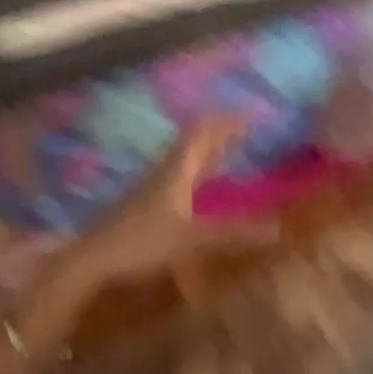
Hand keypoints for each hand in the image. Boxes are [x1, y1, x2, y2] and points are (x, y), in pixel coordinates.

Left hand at [59, 118, 280, 288]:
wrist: (95, 257)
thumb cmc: (143, 242)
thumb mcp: (192, 239)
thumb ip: (233, 233)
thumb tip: (277, 227)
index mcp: (177, 169)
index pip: (203, 131)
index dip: (227, 121)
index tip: (252, 116)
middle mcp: (166, 170)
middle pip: (194, 140)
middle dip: (220, 132)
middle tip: (247, 131)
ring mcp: (154, 185)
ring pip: (185, 157)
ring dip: (208, 150)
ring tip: (230, 152)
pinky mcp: (147, 201)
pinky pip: (180, 174)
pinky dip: (198, 170)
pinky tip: (203, 187)